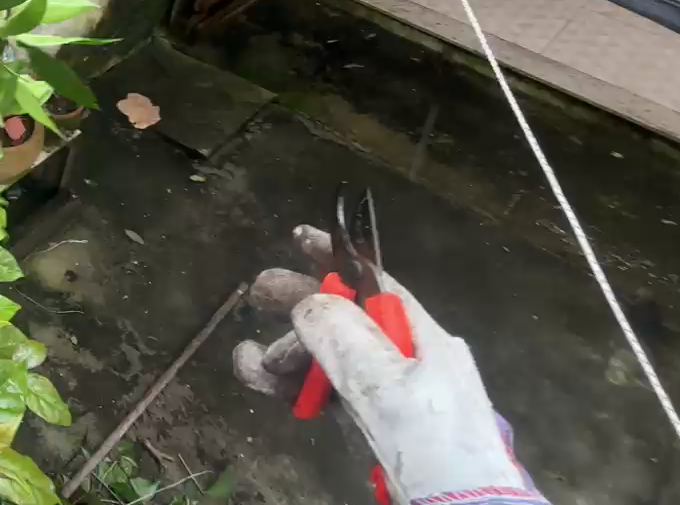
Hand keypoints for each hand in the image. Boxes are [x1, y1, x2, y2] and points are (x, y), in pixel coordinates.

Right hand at [234, 226, 547, 504]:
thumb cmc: (426, 442)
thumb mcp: (385, 382)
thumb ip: (341, 332)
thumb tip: (306, 302)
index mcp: (419, 338)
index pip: (372, 282)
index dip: (333, 257)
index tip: (297, 237)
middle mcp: (402, 357)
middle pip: (339, 314)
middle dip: (295, 302)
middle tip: (256, 294)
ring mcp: (382, 389)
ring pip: (321, 352)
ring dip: (282, 352)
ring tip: (252, 363)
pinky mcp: (364, 418)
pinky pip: (317, 386)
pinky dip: (284, 380)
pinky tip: (257, 378)